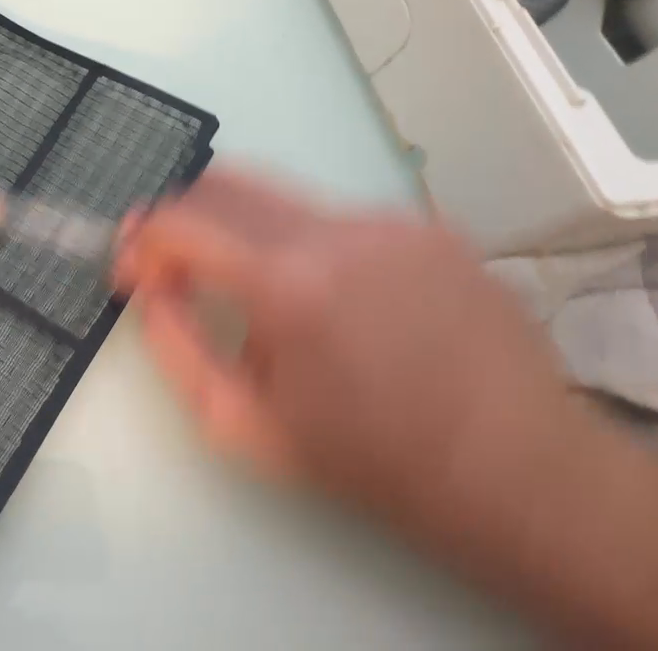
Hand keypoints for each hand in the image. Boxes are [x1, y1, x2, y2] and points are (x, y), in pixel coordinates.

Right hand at [112, 167, 584, 536]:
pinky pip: (337, 218)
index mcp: (287, 283)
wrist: (525, 475)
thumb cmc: (372, 460)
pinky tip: (331, 300)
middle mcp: (337, 229)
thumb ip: (173, 343)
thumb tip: (150, 287)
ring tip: (258, 294)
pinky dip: (304, 245)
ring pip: (279, 198)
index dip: (138, 240)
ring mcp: (391, 220)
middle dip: (179, 217)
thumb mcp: (242, 423)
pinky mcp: (430, 226)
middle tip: (170, 263)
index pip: (178, 220)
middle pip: (222, 183)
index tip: (131, 272)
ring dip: (242, 232)